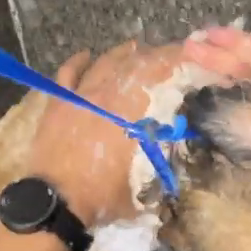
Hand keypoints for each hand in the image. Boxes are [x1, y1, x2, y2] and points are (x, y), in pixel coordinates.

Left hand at [28, 40, 182, 225]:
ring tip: (136, 49)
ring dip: (123, 54)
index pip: (161, 72)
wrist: (57, 202)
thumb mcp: (146, 182)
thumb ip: (163, 159)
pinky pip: (69, 72)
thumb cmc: (105, 196)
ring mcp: (81, 94)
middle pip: (135, 63)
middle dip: (155, 56)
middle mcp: (110, 94)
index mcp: (134, 110)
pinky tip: (88, 55)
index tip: (193, 56)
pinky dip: (80, 61)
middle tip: (168, 57)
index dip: (179, 60)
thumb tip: (176, 142)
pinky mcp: (58, 102)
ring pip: (106, 62)